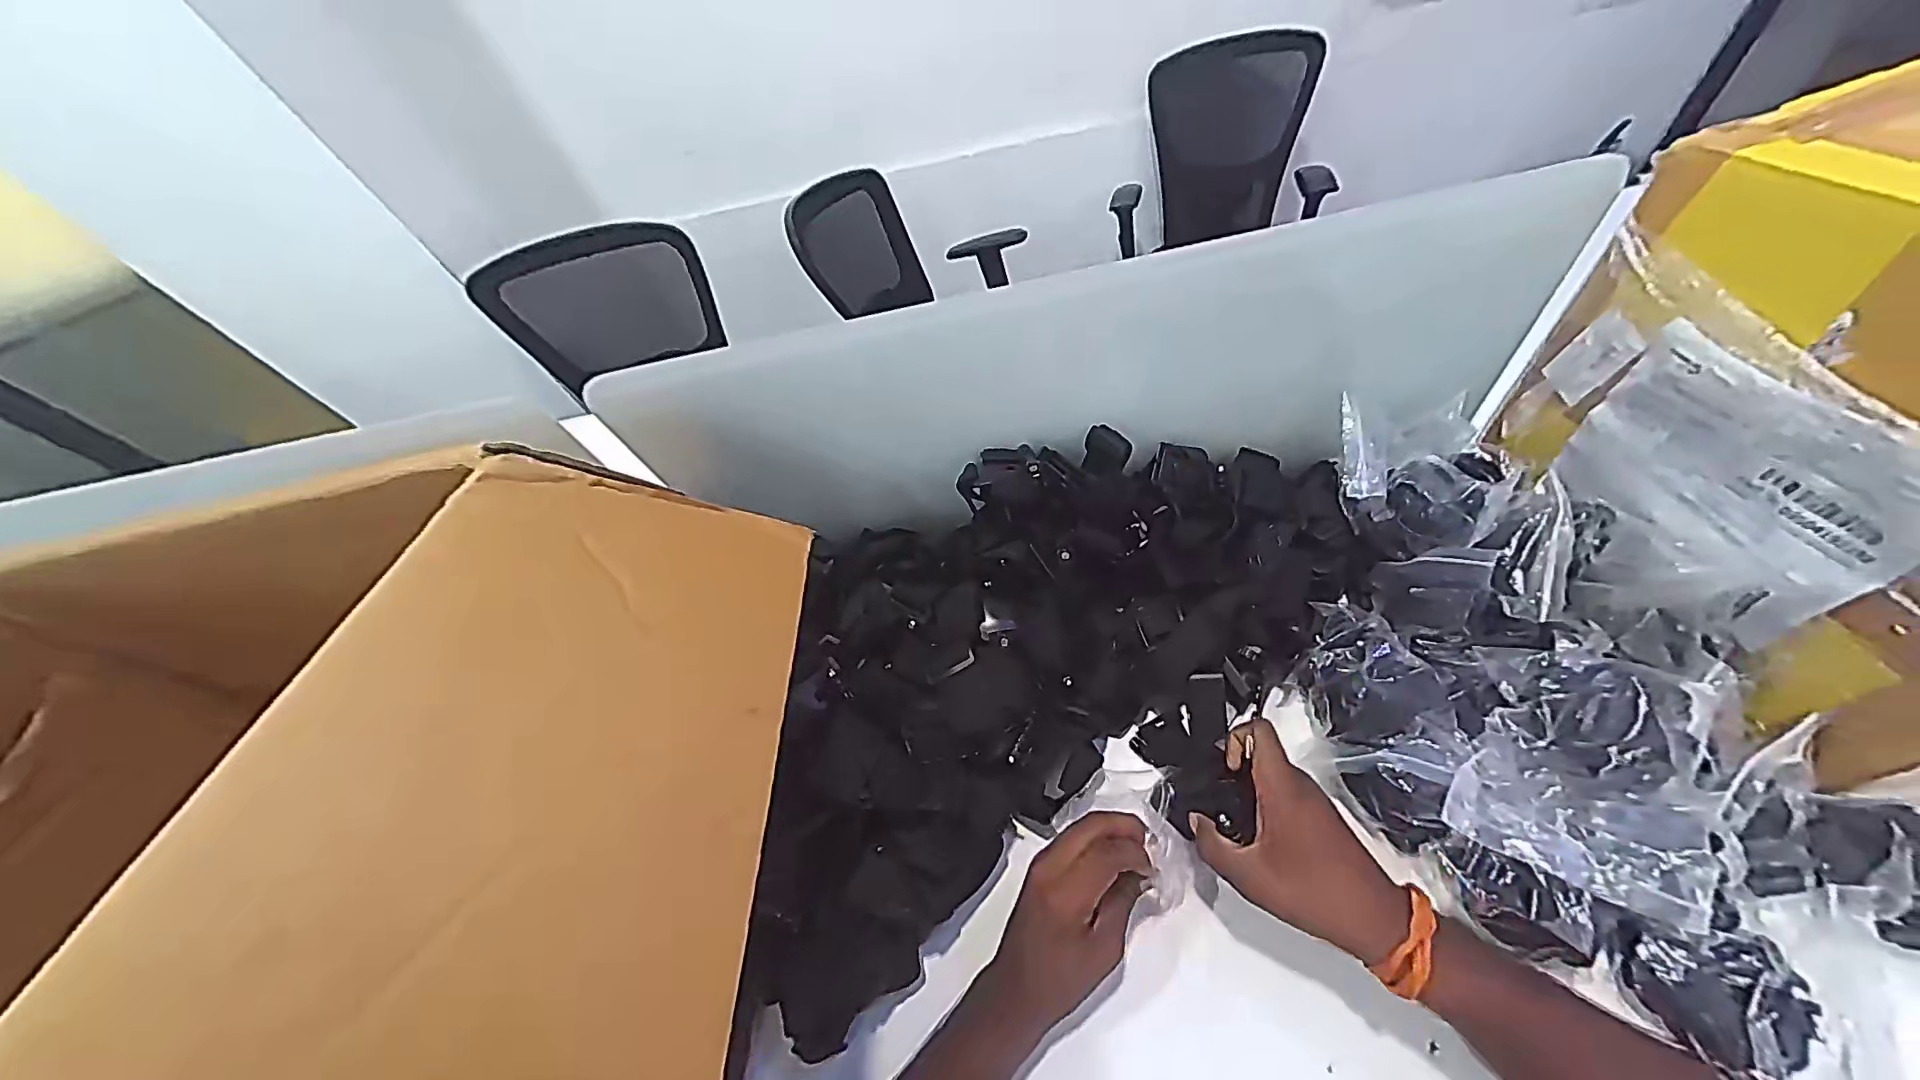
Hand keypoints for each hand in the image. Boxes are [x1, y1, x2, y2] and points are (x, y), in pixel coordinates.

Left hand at [902, 813, 1150, 1079]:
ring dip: (1110, 829)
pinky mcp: (1038, 866)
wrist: (1016, 988)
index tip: (1153, 865)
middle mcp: (1048, 869)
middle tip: (1149, 841)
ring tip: (1136, 847)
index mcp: (1065, 893)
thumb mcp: (1104, 950)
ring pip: (1080, 826)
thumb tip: (1139, 874)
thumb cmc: (1057, 980)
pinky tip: (1113, 853)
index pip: (1107, 851)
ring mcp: (1039, 864)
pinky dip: (1095, 837)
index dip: (1136, 853)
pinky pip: (1071, 837)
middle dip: (1124, 826)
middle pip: (1091, 825)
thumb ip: (1123, 903)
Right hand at [1190, 718, 1409, 965]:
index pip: (1258, 729)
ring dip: (1252, 788)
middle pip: (1263, 750)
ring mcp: (1316, 800)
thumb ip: (1211, 845)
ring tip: (1241, 822)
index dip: (1232, 736)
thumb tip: (1198, 825)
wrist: (1374, 920)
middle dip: (1236, 767)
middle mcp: (1302, 786)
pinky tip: (1262, 839)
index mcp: (1283, 787)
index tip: (1223, 766)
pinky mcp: (1323, 816)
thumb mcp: (1248, 875)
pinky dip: (1269, 805)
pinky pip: (1289, 793)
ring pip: (1275, 773)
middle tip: (1224, 796)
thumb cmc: (1320, 894)